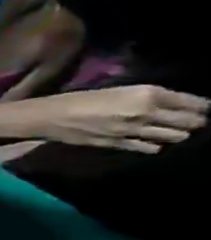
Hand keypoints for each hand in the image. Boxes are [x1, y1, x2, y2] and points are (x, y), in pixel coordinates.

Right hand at [26, 84, 210, 152]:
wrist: (45, 117)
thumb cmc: (79, 99)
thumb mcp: (120, 91)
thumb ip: (149, 99)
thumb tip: (176, 106)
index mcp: (148, 94)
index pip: (198, 103)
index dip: (202, 107)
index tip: (199, 108)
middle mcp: (145, 112)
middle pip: (192, 122)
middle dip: (194, 121)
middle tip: (186, 120)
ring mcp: (131, 130)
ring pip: (176, 136)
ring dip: (176, 134)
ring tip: (166, 131)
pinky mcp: (117, 143)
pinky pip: (150, 147)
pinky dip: (153, 145)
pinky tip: (145, 141)